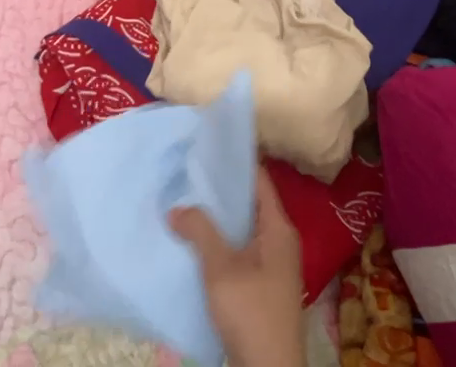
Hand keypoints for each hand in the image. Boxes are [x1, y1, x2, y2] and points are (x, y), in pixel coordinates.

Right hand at [169, 170, 304, 366]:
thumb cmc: (251, 312)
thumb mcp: (221, 268)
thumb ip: (200, 230)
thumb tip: (176, 207)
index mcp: (278, 229)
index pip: (258, 179)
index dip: (233, 160)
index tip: (203, 143)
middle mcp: (278, 242)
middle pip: (246, 203)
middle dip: (216, 188)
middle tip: (182, 169)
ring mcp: (269, 266)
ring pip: (238, 228)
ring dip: (212, 217)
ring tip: (178, 199)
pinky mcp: (257, 286)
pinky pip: (234, 250)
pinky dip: (214, 241)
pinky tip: (188, 240)